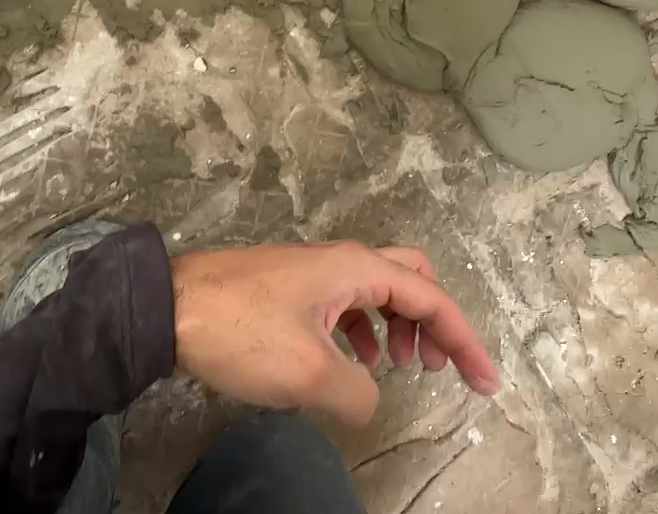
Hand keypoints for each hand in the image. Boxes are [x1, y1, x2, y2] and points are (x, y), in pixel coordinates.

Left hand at [169, 240, 501, 426]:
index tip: (485, 383)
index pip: (430, 296)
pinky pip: (348, 301)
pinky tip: (356, 359)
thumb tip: (370, 397)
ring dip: (400, 325)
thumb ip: (359, 392)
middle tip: (439, 367)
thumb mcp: (309, 373)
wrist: (171, 306)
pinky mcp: (293, 286)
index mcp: (357, 267)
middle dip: (434, 322)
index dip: (463, 340)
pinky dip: (366, 328)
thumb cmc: (243, 330)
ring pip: (378, 289)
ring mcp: (316, 270)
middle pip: (411, 278)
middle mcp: (343, 259)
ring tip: (400, 366)